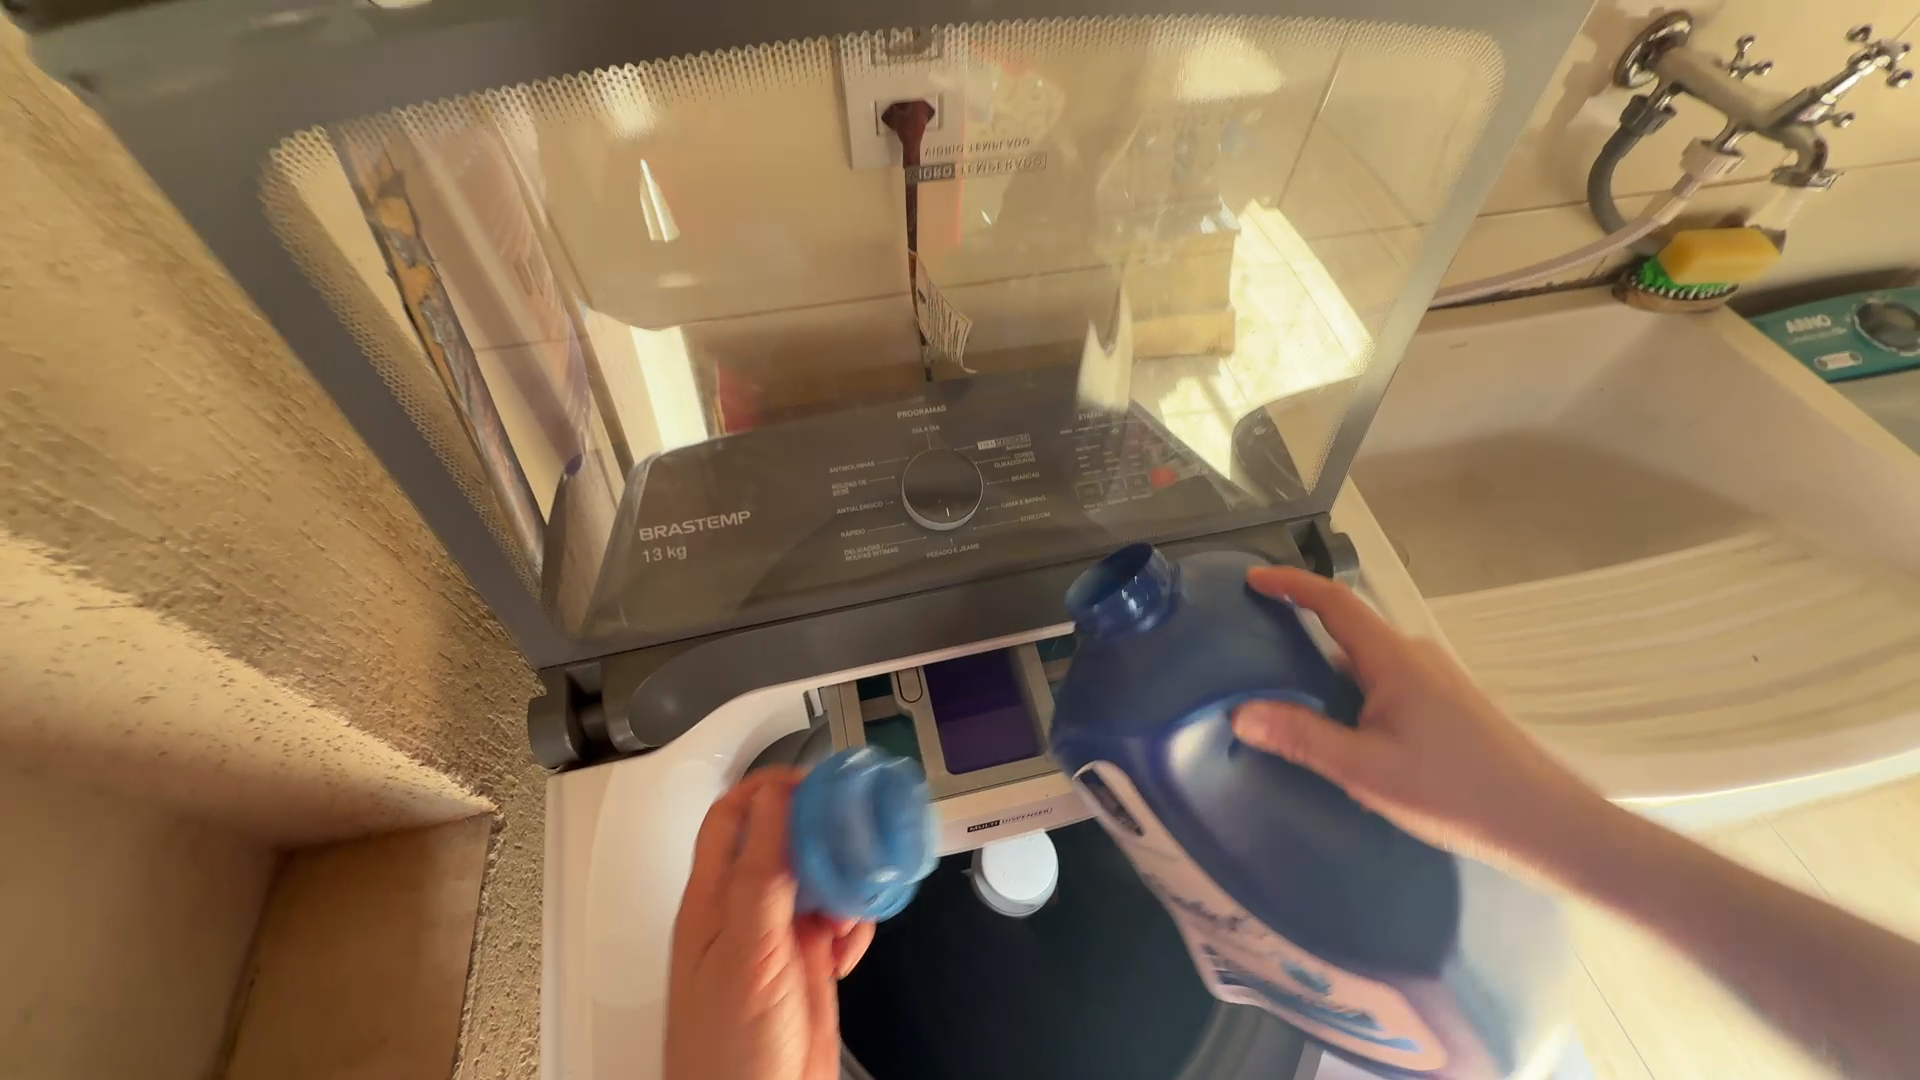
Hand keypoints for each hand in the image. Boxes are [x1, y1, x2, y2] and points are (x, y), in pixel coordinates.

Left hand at [664, 768, 875, 1079]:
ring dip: (846, 882)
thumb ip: (761, 873)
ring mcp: (779, 936)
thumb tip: (775, 799)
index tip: (815, 784)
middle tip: (855, 832)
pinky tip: (852, 946)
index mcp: (717, 899)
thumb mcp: (747, 951)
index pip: (736, 816)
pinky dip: (856, 923)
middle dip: (823, 834)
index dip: (771, 790)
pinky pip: (840, 918)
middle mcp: (747, 910)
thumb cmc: (728, 1055)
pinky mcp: (809, 962)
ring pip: (820, 877)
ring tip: (857, 902)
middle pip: (786, 842)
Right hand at [1232, 566, 1605, 866]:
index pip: (1334, 601)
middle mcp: (1415, 656)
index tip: (1252, 580)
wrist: (1550, 828)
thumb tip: (1239, 711)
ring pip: (1364, 662)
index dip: (1290, 584)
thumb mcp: (1365, 770)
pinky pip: (1383, 682)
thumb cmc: (1456, 793)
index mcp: (1394, 659)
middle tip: (1255, 655)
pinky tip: (1342, 736)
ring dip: (1326, 674)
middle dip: (1300, 635)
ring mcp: (1435, 679)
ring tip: (1289, 705)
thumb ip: (1301, 736)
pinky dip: (1351, 694)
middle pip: (1346, 630)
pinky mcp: (1447, 702)